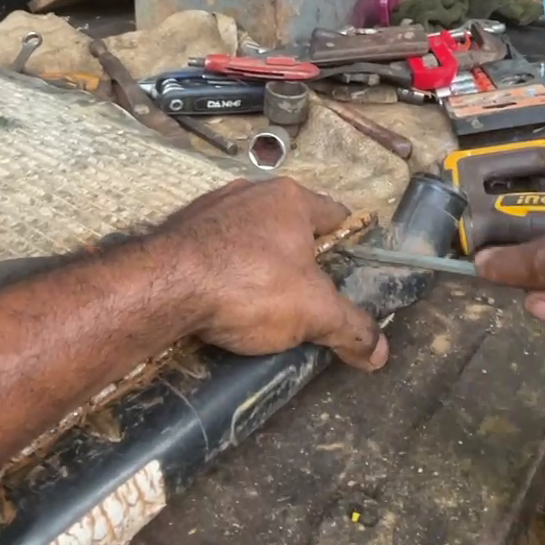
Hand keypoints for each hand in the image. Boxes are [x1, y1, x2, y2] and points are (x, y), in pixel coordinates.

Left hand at [157, 178, 388, 370]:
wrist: (163, 284)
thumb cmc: (249, 285)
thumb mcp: (313, 312)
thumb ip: (350, 328)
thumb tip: (380, 352)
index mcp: (291, 199)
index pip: (334, 213)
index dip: (346, 240)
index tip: (349, 267)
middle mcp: (253, 191)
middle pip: (291, 222)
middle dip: (300, 254)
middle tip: (307, 291)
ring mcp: (213, 205)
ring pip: (250, 231)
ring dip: (259, 258)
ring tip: (263, 297)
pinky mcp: (181, 226)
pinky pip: (215, 245)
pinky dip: (224, 265)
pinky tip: (222, 295)